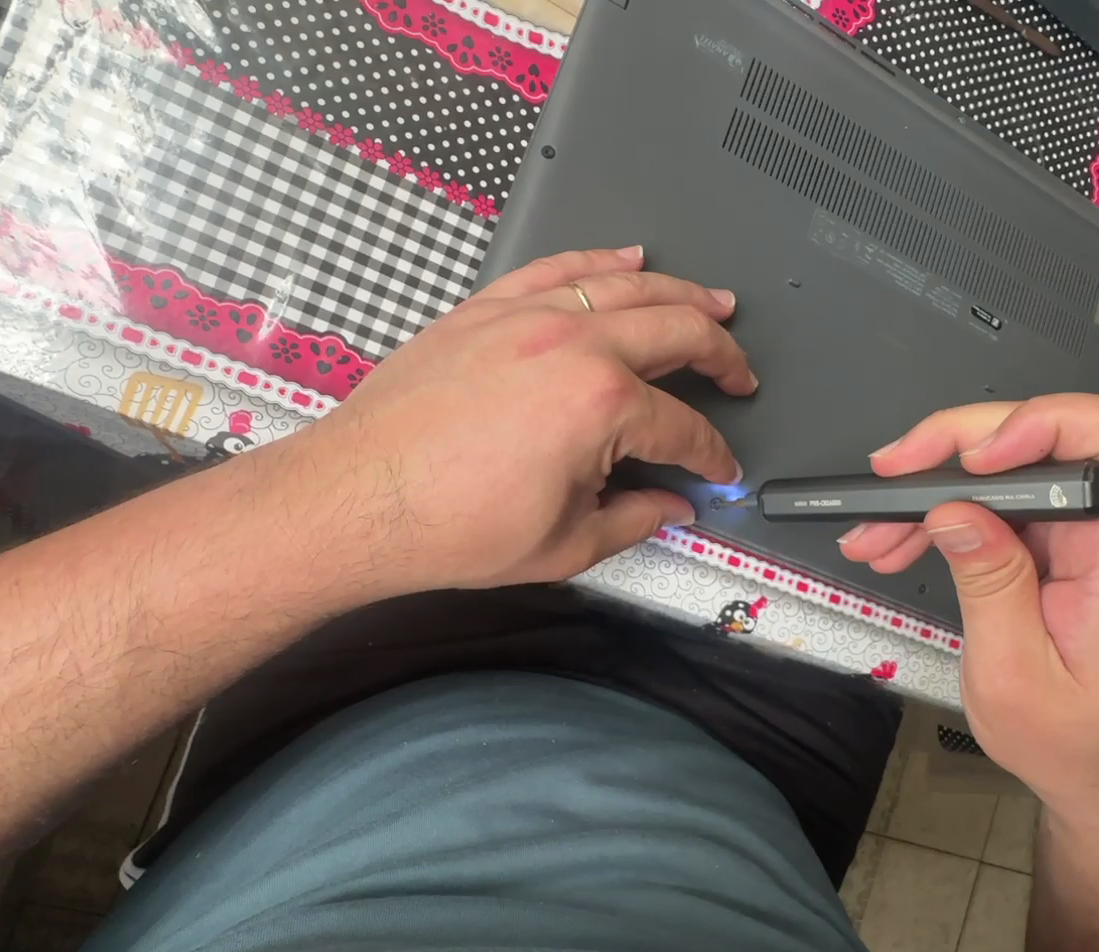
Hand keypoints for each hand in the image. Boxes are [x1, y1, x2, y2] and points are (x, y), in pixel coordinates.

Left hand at [252, 246, 754, 601]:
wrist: (358, 500)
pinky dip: (601, 260)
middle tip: (740, 374)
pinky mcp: (487, 309)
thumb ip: (636, 519)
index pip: (684, 428)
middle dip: (722, 357)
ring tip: (714, 304)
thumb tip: (672, 507)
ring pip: (628, 286)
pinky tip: (629, 259)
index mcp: (600, 406)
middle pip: (676, 333)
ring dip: (681, 295)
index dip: (712, 455)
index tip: (719, 470)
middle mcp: (571, 345)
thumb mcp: (565, 544)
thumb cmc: (450, 526)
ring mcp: (526, 317)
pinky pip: (558, 267)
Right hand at [838, 395, 1098, 815]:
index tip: (975, 459)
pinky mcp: (1053, 550)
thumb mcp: (1013, 674)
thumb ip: (989, 585)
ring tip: (872, 534)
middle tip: (889, 473)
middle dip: (957, 446)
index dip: (1048, 421)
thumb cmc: (1071, 742)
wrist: (1097, 775)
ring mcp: (1082, 538)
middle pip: (1047, 439)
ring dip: (933, 490)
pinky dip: (940, 521)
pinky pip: (995, 511)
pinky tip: (895, 546)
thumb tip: (953, 511)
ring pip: (1007, 475)